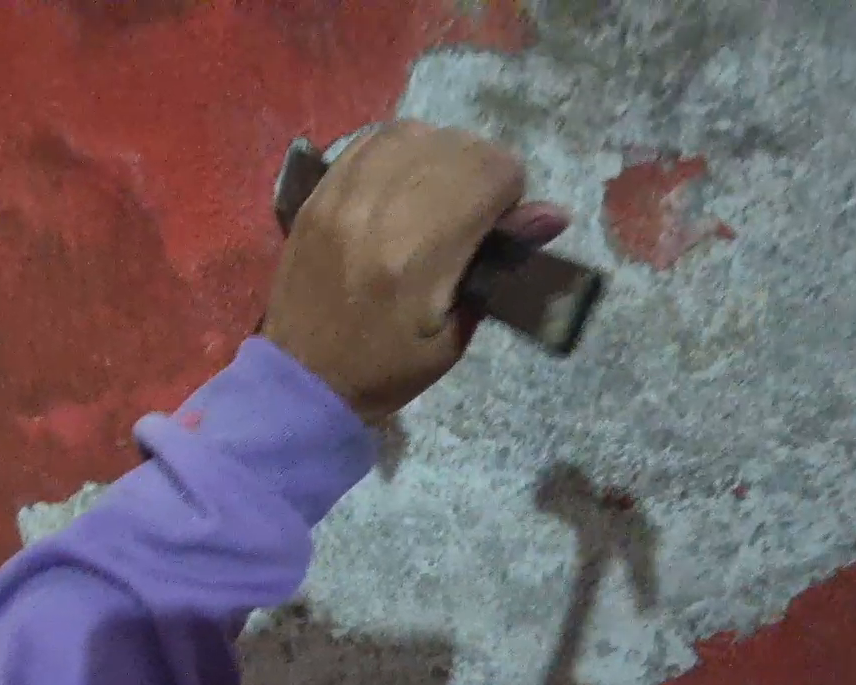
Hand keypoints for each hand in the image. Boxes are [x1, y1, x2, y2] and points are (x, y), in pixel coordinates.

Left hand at [261, 121, 569, 422]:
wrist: (302, 380)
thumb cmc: (383, 371)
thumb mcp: (453, 338)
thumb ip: (500, 269)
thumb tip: (553, 215)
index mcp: (418, 253)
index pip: (493, 171)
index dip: (510, 197)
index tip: (496, 231)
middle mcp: (380, 208)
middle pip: (459, 145)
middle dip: (479, 176)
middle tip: (466, 222)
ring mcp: (341, 194)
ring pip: (415, 132)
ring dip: (439, 158)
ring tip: (433, 201)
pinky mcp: (318, 192)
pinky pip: (371, 140)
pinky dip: (398, 154)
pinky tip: (400, 188)